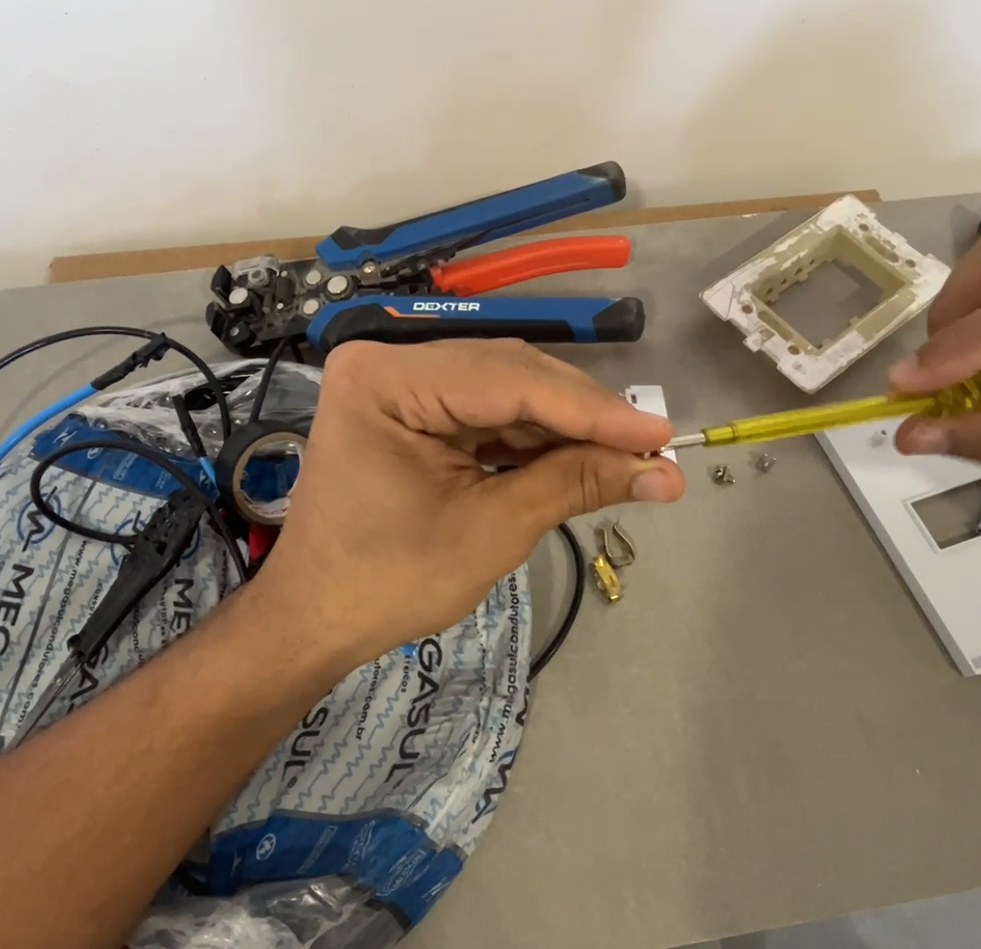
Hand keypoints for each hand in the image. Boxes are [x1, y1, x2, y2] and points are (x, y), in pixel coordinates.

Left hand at [253, 339, 684, 666]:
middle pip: (508, 375)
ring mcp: (396, 383)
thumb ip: (574, 484)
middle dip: (582, 416)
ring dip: (564, 426)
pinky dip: (530, 436)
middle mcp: (388, 362)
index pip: (508, 379)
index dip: (592, 409)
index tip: (661, 432)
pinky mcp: (409, 408)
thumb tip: (664, 471)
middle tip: (652, 448)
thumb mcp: (490, 531)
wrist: (315, 619)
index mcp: (386, 379)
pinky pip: (483, 412)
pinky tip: (577, 455)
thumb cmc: (388, 583)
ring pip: (503, 391)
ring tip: (627, 456)